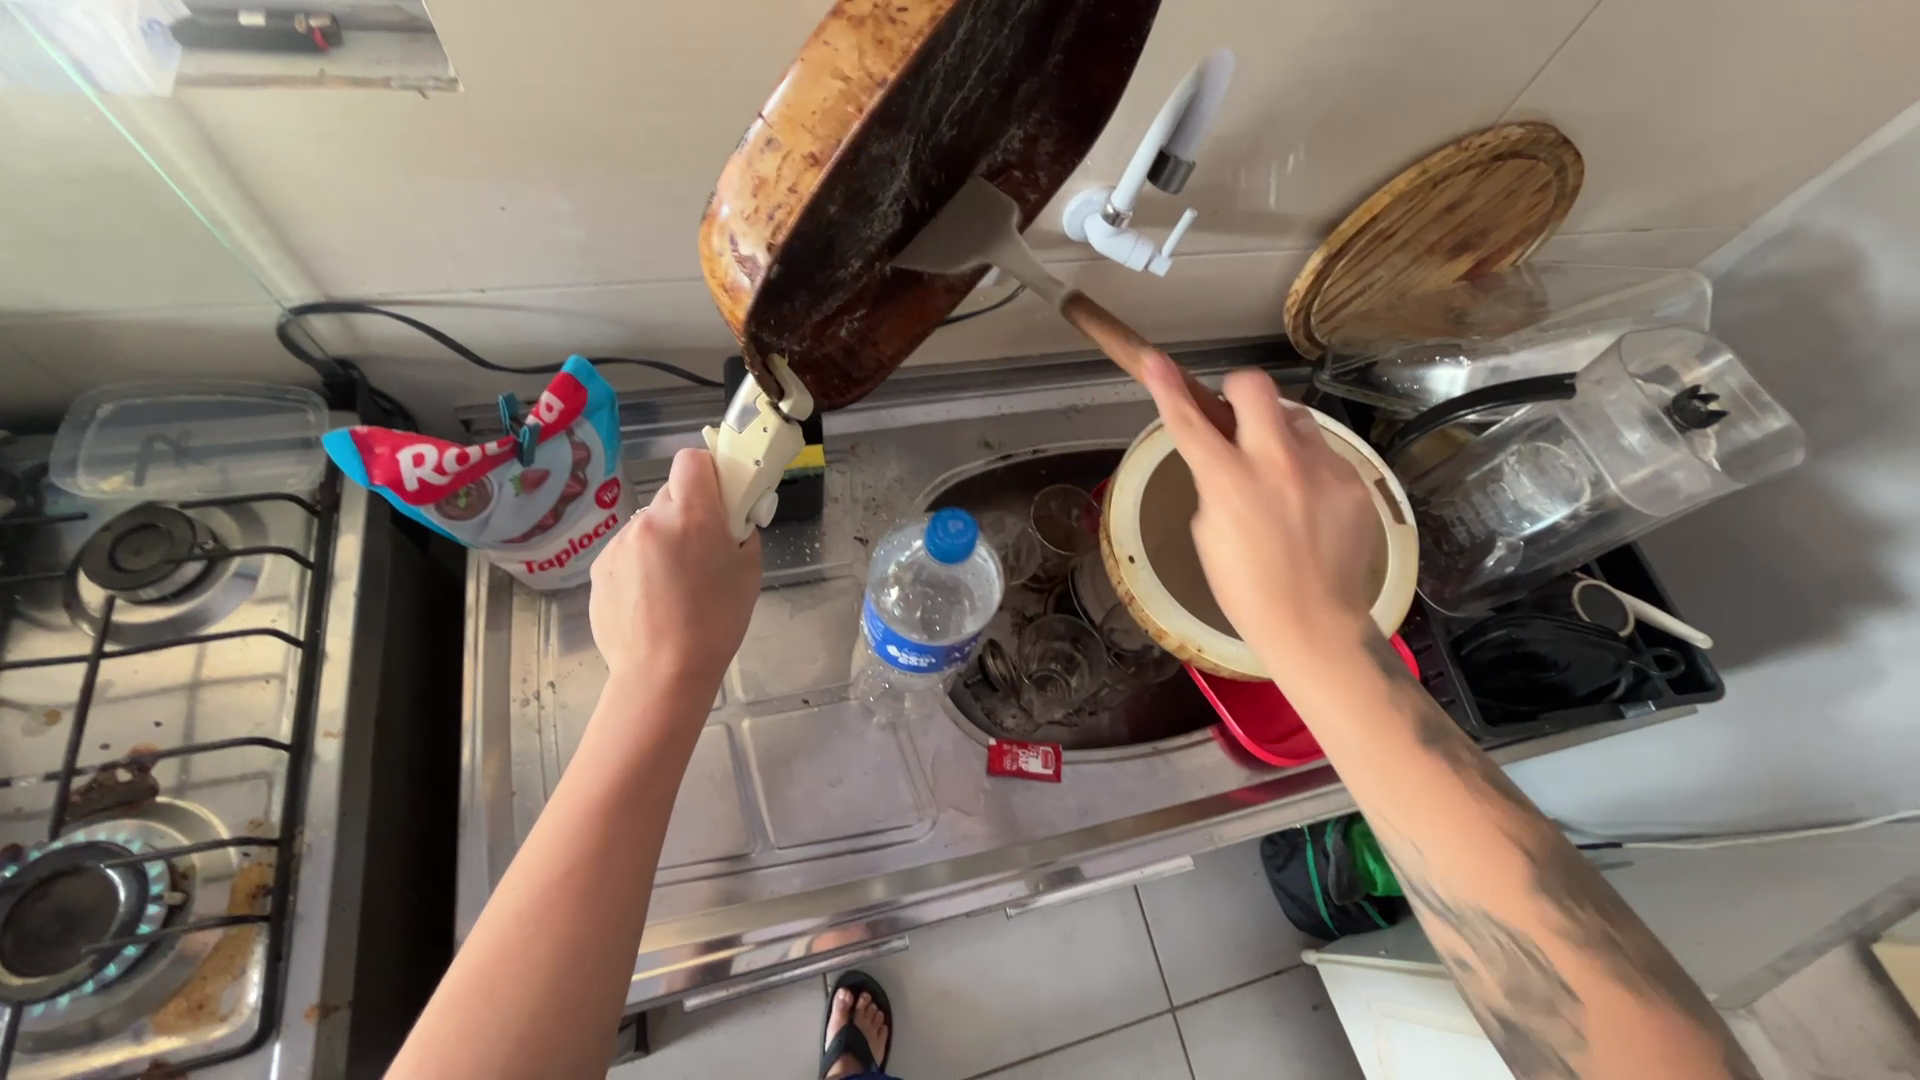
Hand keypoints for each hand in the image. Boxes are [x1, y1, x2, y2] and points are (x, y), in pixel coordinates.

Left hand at [589, 448, 761, 690]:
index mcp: (691, 515)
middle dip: (688, 513)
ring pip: (648, 526)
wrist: (662, 671)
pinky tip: (652, 600)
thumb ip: (739, 532)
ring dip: (663, 541)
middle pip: (671, 495)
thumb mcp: (748, 571)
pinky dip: (641, 566)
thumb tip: (729, 520)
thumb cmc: (716, 621)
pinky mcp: (600, 568)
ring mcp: (619, 543)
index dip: (707, 472)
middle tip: (703, 550)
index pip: (692, 459)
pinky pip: (628, 553)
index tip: (719, 496)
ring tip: (674, 585)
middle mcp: (650, 520)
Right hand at [1140, 351, 1382, 681]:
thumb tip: (1226, 460)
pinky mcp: (1352, 480)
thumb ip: (1214, 485)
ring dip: (1279, 431)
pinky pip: (1324, 454)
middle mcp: (1274, 462)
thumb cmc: (1245, 588)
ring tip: (1280, 471)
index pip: (1188, 420)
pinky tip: (1309, 503)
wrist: (1313, 622)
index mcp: (1227, 480)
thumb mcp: (1209, 533)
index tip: (1155, 361)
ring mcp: (1320, 468)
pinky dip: (1309, 467)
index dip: (1166, 386)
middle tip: (1238, 418)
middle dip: (1239, 392)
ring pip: (1296, 417)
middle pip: (1255, 387)